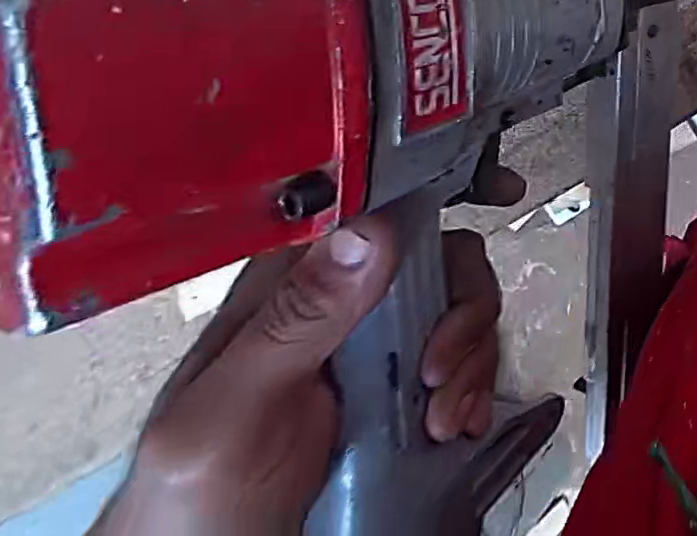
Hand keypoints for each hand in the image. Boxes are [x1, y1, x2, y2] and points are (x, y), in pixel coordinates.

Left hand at [92, 224, 507, 534]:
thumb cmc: (193, 507)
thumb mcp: (227, 416)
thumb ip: (294, 324)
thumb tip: (371, 229)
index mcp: (298, 284)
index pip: (378, 210)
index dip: (442, 191)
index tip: (502, 192)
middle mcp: (350, 299)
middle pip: (446, 259)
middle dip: (466, 312)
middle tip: (441, 372)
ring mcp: (386, 338)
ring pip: (468, 307)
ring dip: (473, 361)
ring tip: (441, 420)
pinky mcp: (413, 375)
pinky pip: (474, 352)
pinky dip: (479, 384)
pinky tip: (456, 422)